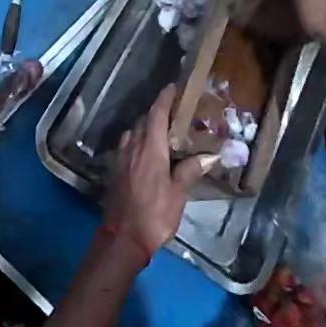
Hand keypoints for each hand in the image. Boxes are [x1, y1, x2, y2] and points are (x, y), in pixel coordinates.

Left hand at [103, 85, 203, 266]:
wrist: (122, 239)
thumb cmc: (154, 215)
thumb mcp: (178, 194)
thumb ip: (190, 170)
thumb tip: (210, 155)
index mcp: (149, 149)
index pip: (156, 114)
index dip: (164, 99)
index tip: (173, 87)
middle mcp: (132, 148)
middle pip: (143, 121)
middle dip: (157, 113)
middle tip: (175, 112)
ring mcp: (120, 159)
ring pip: (133, 133)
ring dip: (146, 127)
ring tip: (162, 131)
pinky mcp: (115, 171)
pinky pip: (127, 146)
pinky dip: (138, 141)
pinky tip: (147, 152)